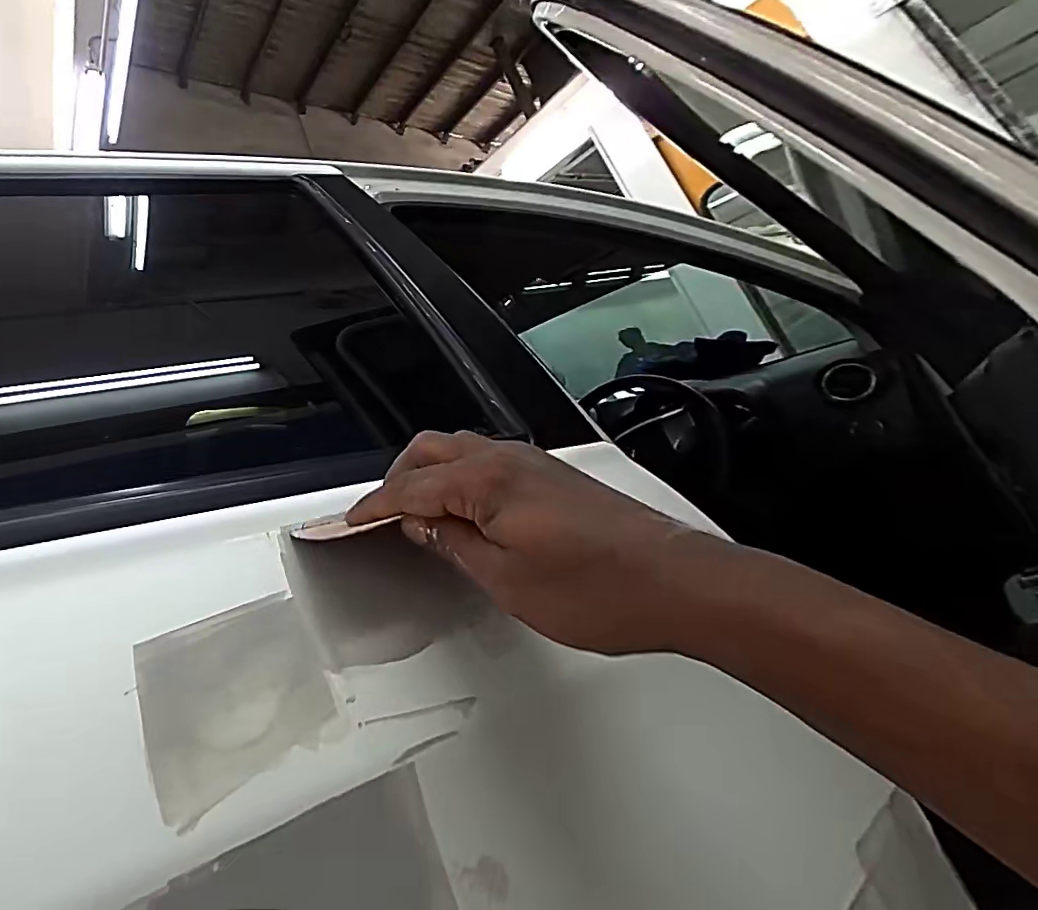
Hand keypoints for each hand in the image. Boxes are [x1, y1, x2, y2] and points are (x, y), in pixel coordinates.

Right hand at [345, 431, 738, 654]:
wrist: (683, 584)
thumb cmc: (601, 588)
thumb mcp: (506, 580)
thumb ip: (454, 543)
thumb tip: (422, 524)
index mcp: (485, 481)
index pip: (410, 487)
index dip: (376, 505)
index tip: (355, 519)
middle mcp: (505, 459)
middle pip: (428, 450)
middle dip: (397, 478)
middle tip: (382, 514)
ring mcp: (531, 462)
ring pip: (457, 449)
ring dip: (428, 472)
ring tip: (419, 511)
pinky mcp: (551, 473)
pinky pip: (485, 459)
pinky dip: (458, 475)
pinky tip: (463, 508)